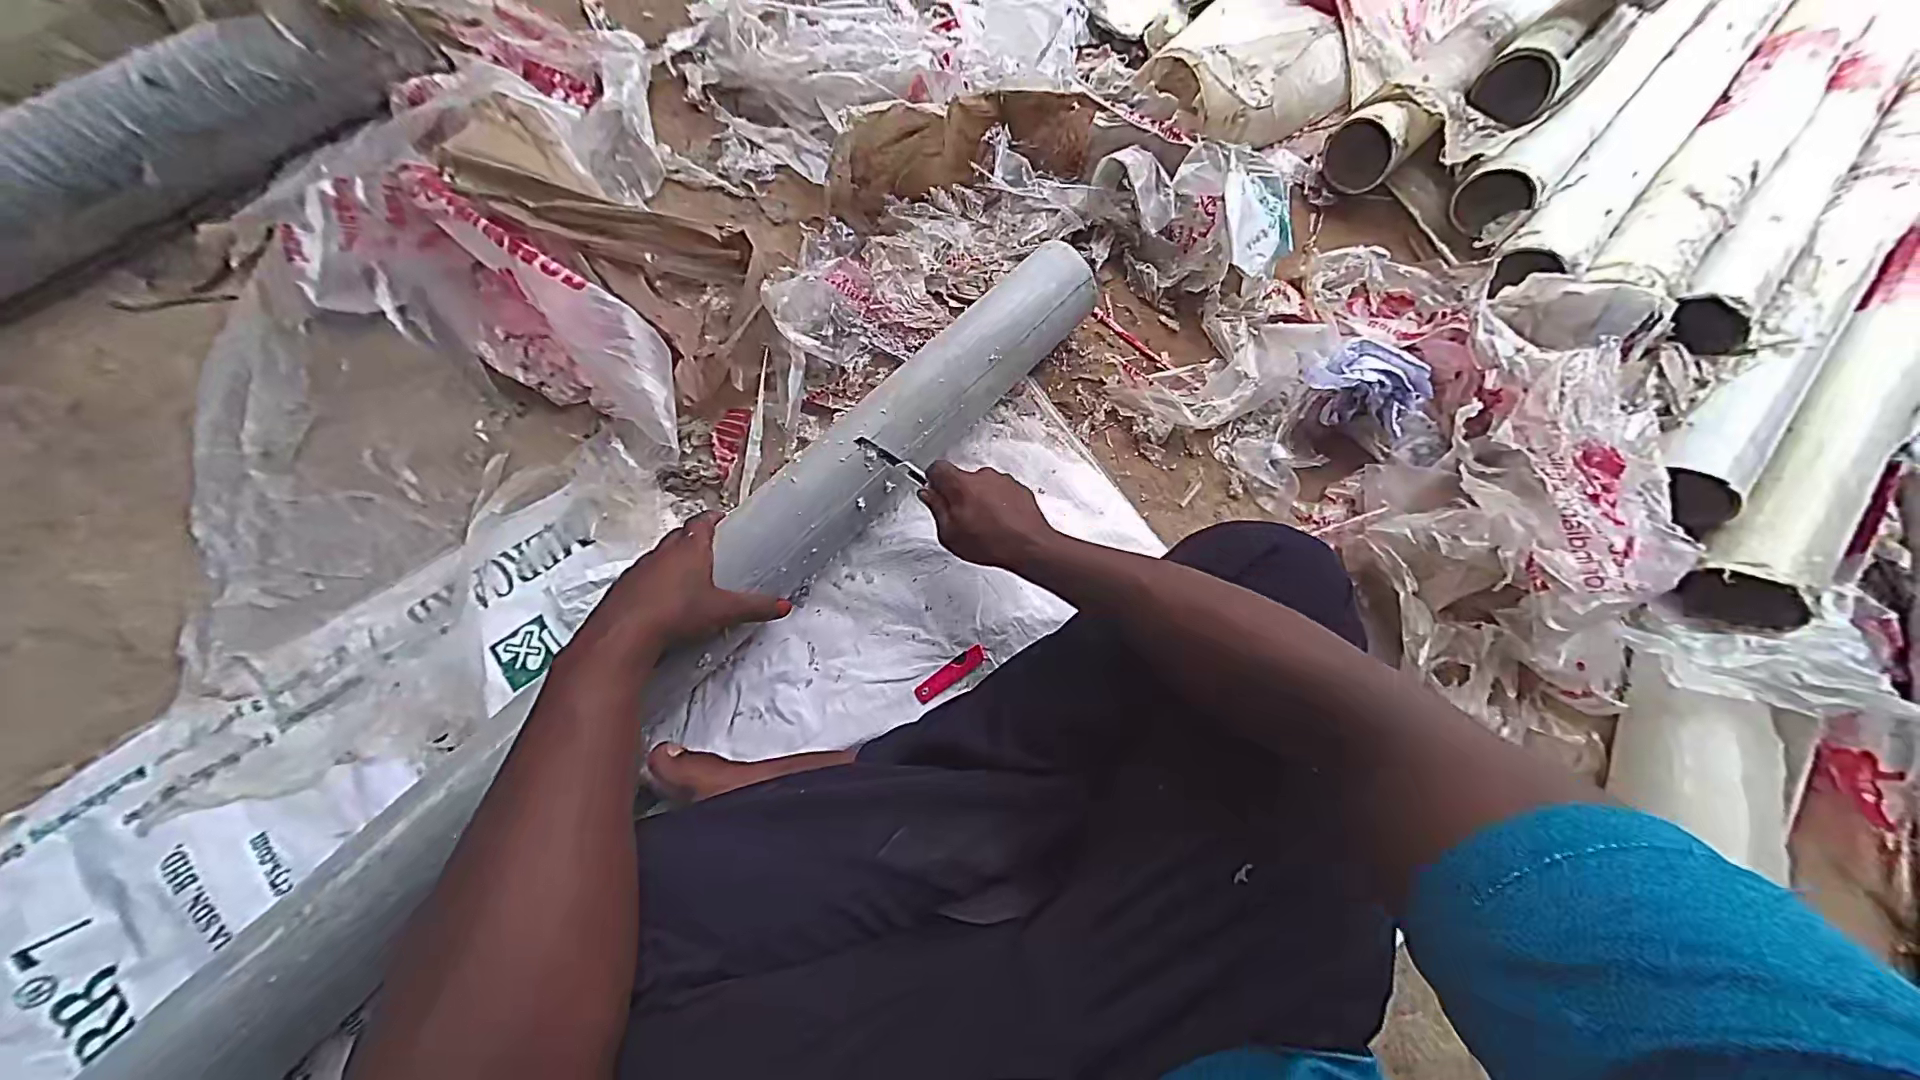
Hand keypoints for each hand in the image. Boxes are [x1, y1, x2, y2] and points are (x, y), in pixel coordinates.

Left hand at [570, 511, 789, 660]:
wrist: (624, 634)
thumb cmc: (673, 613)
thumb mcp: (724, 611)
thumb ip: (755, 607)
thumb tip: (780, 606)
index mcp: (690, 548)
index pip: (702, 521)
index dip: (713, 519)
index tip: (721, 520)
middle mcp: (663, 552)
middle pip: (681, 536)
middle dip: (695, 540)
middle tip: (711, 551)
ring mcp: (640, 569)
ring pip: (660, 556)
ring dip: (673, 562)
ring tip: (690, 579)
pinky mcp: (625, 588)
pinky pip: (644, 578)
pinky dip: (656, 584)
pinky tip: (665, 602)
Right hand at [917, 461, 1061, 570]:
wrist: (1029, 547)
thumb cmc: (993, 542)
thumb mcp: (950, 534)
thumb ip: (936, 509)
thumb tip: (928, 495)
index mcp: (961, 485)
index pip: (937, 468)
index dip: (932, 480)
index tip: (933, 491)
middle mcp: (983, 476)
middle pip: (961, 478)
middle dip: (958, 495)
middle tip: (959, 518)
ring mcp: (1003, 481)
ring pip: (982, 485)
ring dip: (979, 500)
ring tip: (982, 526)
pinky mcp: (1018, 489)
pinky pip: (1000, 492)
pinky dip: (997, 504)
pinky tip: (998, 524)